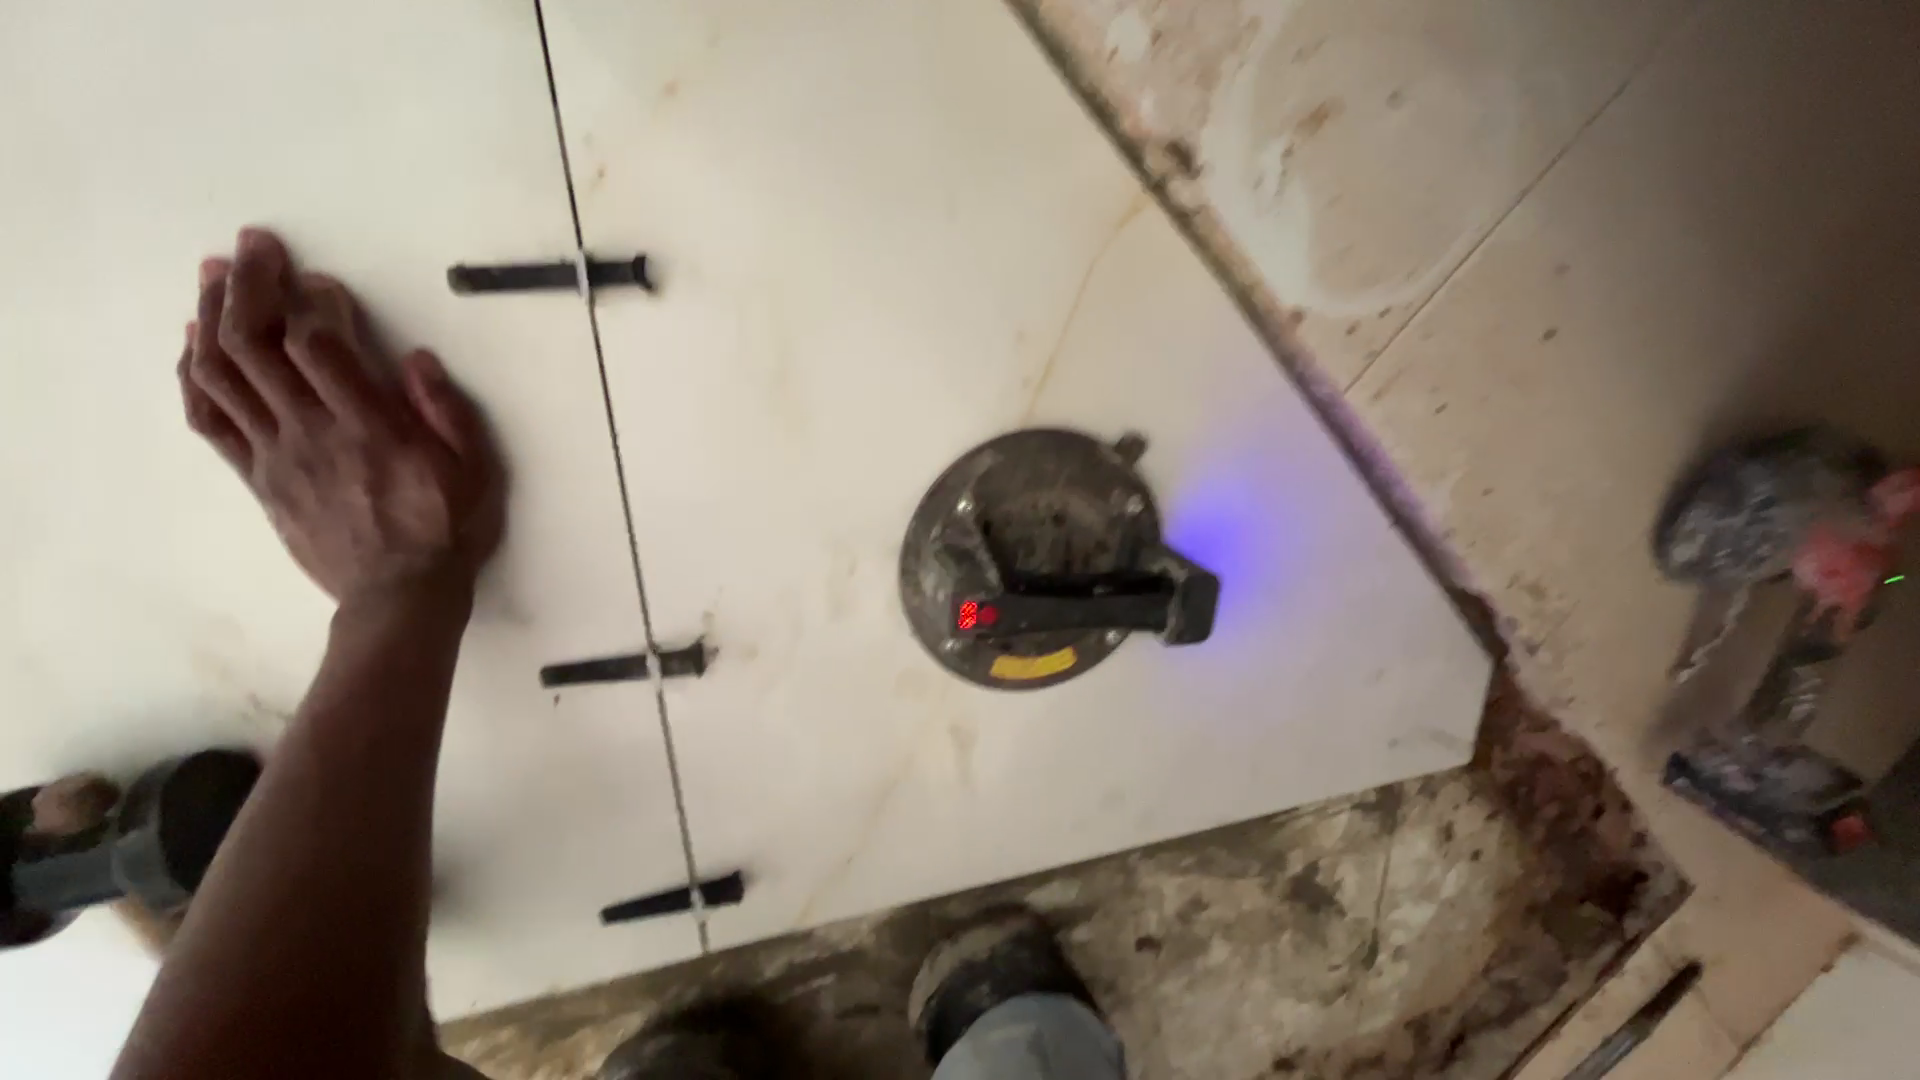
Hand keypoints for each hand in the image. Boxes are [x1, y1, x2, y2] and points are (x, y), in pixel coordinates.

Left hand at [178, 228, 503, 604]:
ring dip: (211, 315)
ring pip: (222, 371)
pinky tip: (195, 343)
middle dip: (251, 284)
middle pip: (257, 344)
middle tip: (254, 247)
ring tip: (214, 277)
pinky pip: (208, 417)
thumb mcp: (476, 471)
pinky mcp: (257, 476)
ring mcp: (276, 454)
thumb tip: (416, 358)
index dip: (314, 302)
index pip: (321, 346)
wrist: (401, 594)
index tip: (324, 281)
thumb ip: (448, 413)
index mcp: (372, 429)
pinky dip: (193, 372)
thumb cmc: (449, 529)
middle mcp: (312, 432)